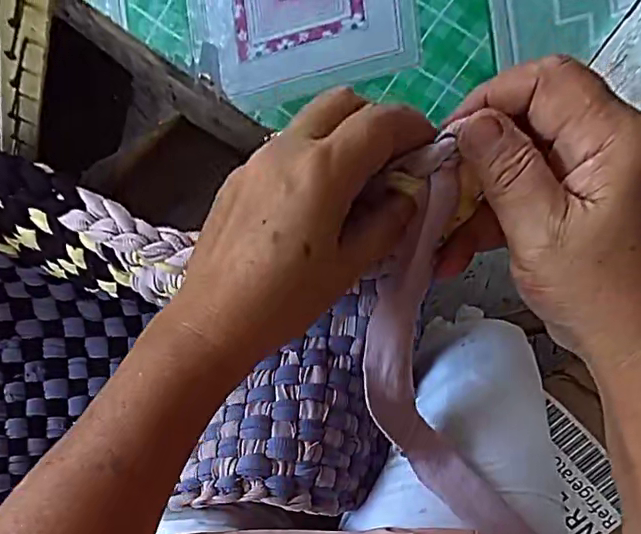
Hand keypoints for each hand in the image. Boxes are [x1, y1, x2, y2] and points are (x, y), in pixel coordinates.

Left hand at [161, 88, 433, 367]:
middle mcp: (287, 149)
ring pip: (309, 125)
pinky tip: (307, 208)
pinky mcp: (236, 180)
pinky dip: (308, 160)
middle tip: (388, 165)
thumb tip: (406, 197)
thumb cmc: (284, 303)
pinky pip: (281, 152)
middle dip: (375, 123)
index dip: (413, 129)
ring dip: (339, 140)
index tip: (426, 149)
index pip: (381, 122)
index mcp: (323, 169)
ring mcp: (256, 160)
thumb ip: (385, 225)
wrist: (213, 322)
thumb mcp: (346, 269)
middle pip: (343, 103)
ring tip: (349, 191)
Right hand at [437, 57, 640, 365]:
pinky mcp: (570, 204)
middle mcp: (601, 143)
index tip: (447, 141)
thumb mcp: (541, 231)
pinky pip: (522, 193)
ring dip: (476, 196)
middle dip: (477, 154)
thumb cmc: (595, 292)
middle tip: (440, 189)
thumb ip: (507, 171)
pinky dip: (489, 219)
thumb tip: (471, 124)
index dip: (490, 101)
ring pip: (518, 160)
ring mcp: (585, 175)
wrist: (628, 339)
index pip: (545, 82)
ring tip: (444, 236)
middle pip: (528, 119)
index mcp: (608, 137)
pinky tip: (459, 252)